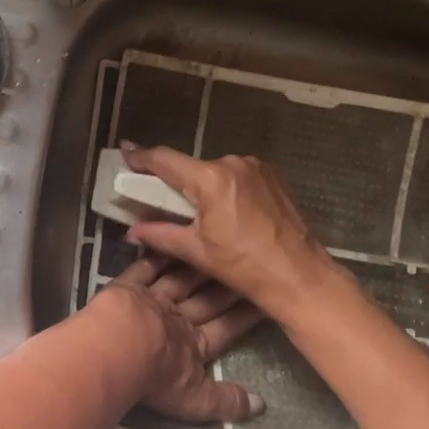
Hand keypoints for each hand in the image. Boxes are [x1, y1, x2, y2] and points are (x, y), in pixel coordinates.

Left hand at [97, 256, 266, 422]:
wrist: (119, 347)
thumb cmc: (157, 377)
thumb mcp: (196, 400)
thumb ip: (227, 402)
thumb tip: (262, 405)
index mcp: (195, 343)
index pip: (226, 327)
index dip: (245, 316)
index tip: (262, 299)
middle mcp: (178, 315)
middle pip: (207, 299)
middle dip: (226, 287)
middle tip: (245, 266)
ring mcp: (153, 297)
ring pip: (180, 279)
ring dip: (196, 268)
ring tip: (213, 250)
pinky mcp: (128, 285)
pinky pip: (145, 267)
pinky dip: (156, 257)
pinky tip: (165, 242)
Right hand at [119, 142, 345, 315]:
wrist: (303, 278)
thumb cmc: (246, 267)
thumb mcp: (198, 251)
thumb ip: (160, 235)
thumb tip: (131, 231)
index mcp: (210, 179)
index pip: (165, 159)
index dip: (141, 156)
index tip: (125, 150)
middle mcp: (233, 163)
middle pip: (192, 167)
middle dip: (179, 182)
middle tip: (167, 202)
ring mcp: (257, 167)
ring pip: (217, 172)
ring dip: (207, 187)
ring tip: (208, 215)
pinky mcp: (274, 175)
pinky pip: (240, 176)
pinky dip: (230, 189)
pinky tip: (234, 214)